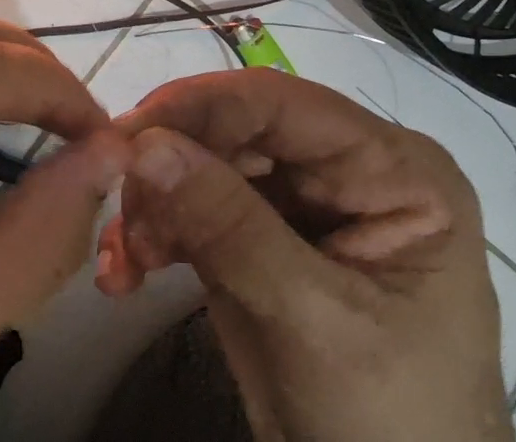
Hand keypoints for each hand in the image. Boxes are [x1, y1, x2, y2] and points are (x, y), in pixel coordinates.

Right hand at [95, 69, 512, 441]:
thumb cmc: (393, 415)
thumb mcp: (317, 318)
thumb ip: (232, 225)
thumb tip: (144, 143)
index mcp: (391, 169)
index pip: (281, 105)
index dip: (199, 108)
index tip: (124, 136)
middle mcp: (339, 170)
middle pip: (228, 131)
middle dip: (165, 171)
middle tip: (122, 220)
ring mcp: (291, 203)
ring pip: (195, 165)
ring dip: (148, 208)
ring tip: (127, 264)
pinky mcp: (249, 236)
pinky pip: (184, 209)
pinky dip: (148, 235)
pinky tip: (126, 274)